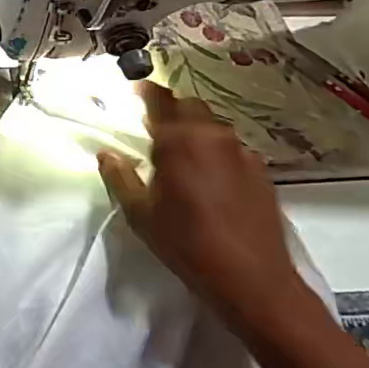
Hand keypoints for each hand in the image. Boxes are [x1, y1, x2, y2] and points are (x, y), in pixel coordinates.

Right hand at [97, 82, 316, 324]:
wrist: (251, 278)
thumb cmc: (186, 243)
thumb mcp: (140, 213)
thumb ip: (120, 177)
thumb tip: (107, 153)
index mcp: (181, 141)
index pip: (161, 101)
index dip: (146, 92)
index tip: (134, 89)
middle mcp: (215, 137)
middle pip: (191, 107)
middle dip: (171, 110)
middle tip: (152, 126)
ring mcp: (244, 153)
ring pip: (214, 127)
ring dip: (195, 131)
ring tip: (179, 153)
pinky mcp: (262, 172)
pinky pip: (232, 148)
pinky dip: (215, 151)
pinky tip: (207, 176)